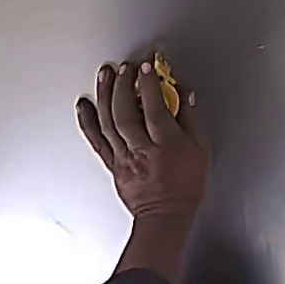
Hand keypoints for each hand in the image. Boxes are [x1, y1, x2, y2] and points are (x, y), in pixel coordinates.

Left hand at [76, 61, 208, 220]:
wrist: (166, 218)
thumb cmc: (185, 186)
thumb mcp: (200, 149)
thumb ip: (191, 118)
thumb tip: (185, 94)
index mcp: (166, 145)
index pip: (155, 108)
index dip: (149, 84)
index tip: (147, 65)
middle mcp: (142, 149)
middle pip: (126, 113)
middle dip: (123, 85)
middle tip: (125, 67)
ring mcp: (124, 156)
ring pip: (109, 122)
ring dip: (105, 95)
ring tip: (105, 74)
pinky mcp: (112, 163)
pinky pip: (96, 140)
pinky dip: (88, 120)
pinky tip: (84, 104)